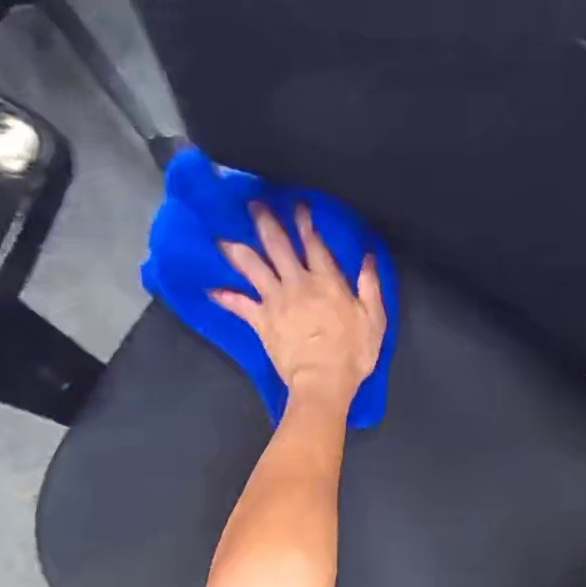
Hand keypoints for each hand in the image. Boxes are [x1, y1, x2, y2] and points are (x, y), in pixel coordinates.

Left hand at [211, 202, 384, 406]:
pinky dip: (225, 297)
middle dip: (265, 223)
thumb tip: (368, 257)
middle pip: (278, 246)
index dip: (304, 223)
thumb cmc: (352, 354)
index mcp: (327, 281)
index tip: (297, 205)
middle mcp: (298, 284)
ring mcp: (276, 301)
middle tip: (253, 204)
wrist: (323, 381)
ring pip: (253, 267)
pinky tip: (211, 290)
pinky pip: (239, 305)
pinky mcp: (262, 322)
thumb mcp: (374, 319)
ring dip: (237, 250)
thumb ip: (370, 286)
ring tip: (223, 238)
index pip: (314, 244)